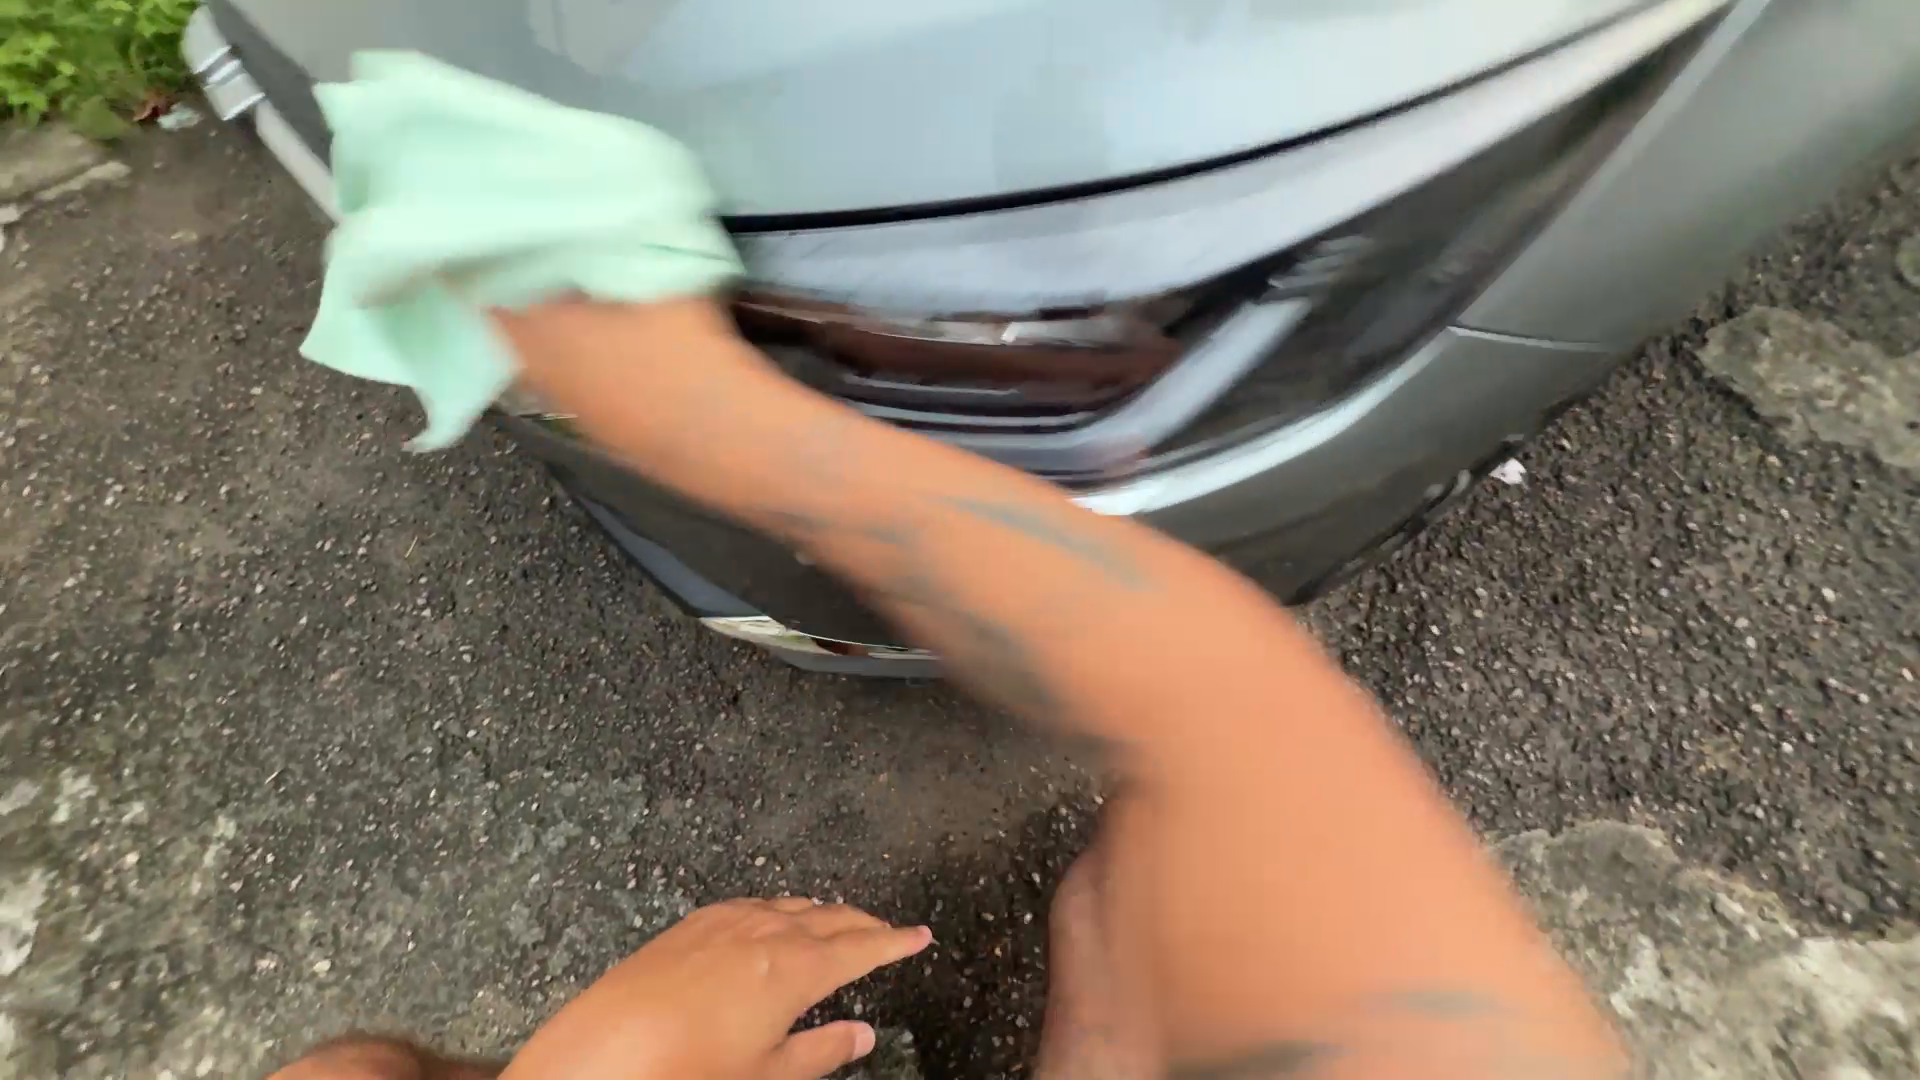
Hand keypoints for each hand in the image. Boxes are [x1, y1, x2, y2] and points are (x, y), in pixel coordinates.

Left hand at [500, 897, 932, 1079]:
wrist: (597, 1054)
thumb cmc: (691, 1072)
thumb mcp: (766, 1074)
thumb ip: (822, 1049)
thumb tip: (865, 1033)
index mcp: (796, 968)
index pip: (862, 948)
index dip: (897, 943)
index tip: (923, 934)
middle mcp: (772, 930)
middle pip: (834, 918)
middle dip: (867, 925)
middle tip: (892, 933)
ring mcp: (734, 918)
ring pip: (798, 905)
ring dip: (828, 914)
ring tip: (844, 923)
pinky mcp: (700, 918)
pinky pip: (761, 903)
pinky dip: (787, 909)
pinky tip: (781, 918)